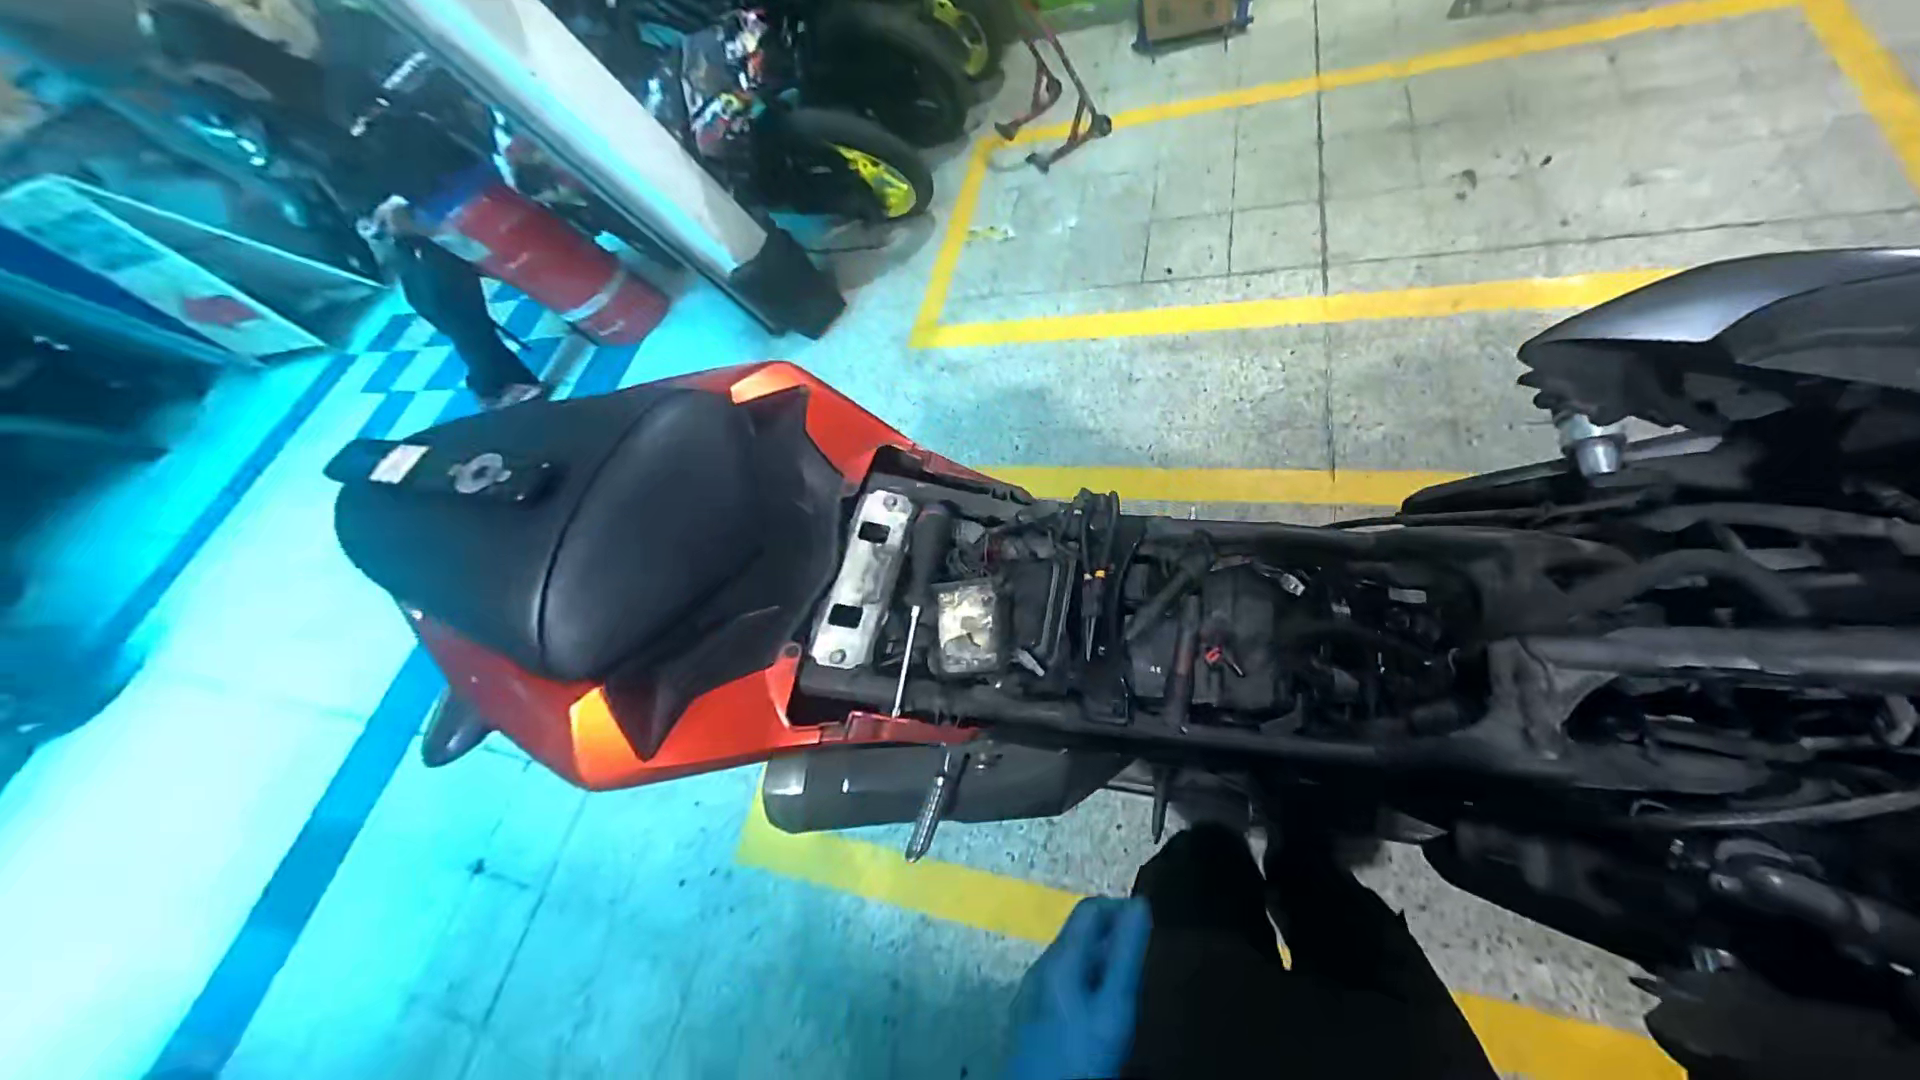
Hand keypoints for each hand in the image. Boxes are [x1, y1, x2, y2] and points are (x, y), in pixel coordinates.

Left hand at [1004, 897, 1152, 1079]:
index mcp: (1060, 955)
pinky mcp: (1029, 1013)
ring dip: (1098, 960)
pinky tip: (1098, 1010)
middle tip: (1141, 954)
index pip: (1089, 908)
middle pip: (1078, 933)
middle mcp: (1041, 963)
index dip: (1118, 908)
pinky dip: (1084, 982)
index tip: (1146, 924)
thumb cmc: (1082, 1053)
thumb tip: (1140, 905)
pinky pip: (1060, 982)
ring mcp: (1031, 989)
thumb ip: (1127, 954)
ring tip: (1125, 982)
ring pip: (1069, 959)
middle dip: (1110, 935)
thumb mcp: (1114, 1005)